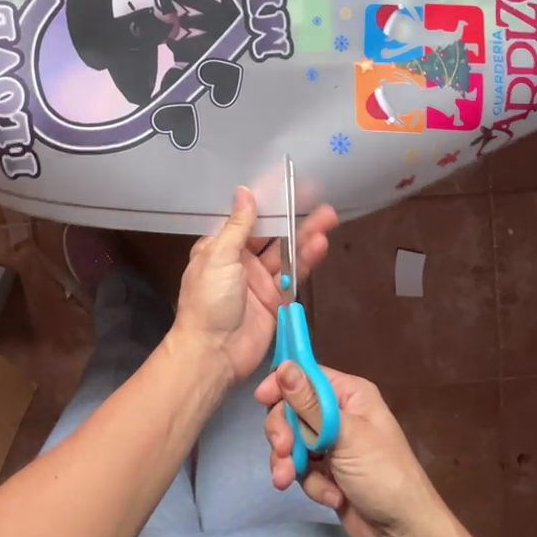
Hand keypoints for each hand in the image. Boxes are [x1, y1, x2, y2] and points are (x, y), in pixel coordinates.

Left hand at [166, 187, 335, 387]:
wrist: (213, 353)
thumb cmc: (208, 299)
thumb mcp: (219, 256)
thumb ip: (238, 226)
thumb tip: (244, 191)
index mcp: (221, 247)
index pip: (247, 217)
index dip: (267, 200)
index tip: (286, 182)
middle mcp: (241, 260)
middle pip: (272, 233)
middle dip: (292, 216)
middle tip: (317, 196)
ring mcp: (260, 281)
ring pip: (287, 252)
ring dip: (306, 235)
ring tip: (328, 217)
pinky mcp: (276, 300)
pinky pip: (294, 275)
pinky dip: (306, 260)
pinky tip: (320, 245)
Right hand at [257, 363, 443, 536]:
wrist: (404, 535)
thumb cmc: (383, 475)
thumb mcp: (346, 436)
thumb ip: (311, 404)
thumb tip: (284, 366)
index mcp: (349, 394)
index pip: (306, 376)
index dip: (282, 383)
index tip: (261, 398)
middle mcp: (338, 414)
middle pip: (293, 409)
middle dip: (284, 432)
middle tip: (283, 450)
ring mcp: (332, 444)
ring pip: (293, 440)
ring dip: (290, 461)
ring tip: (289, 480)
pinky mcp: (326, 472)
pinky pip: (302, 467)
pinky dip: (311, 483)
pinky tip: (330, 497)